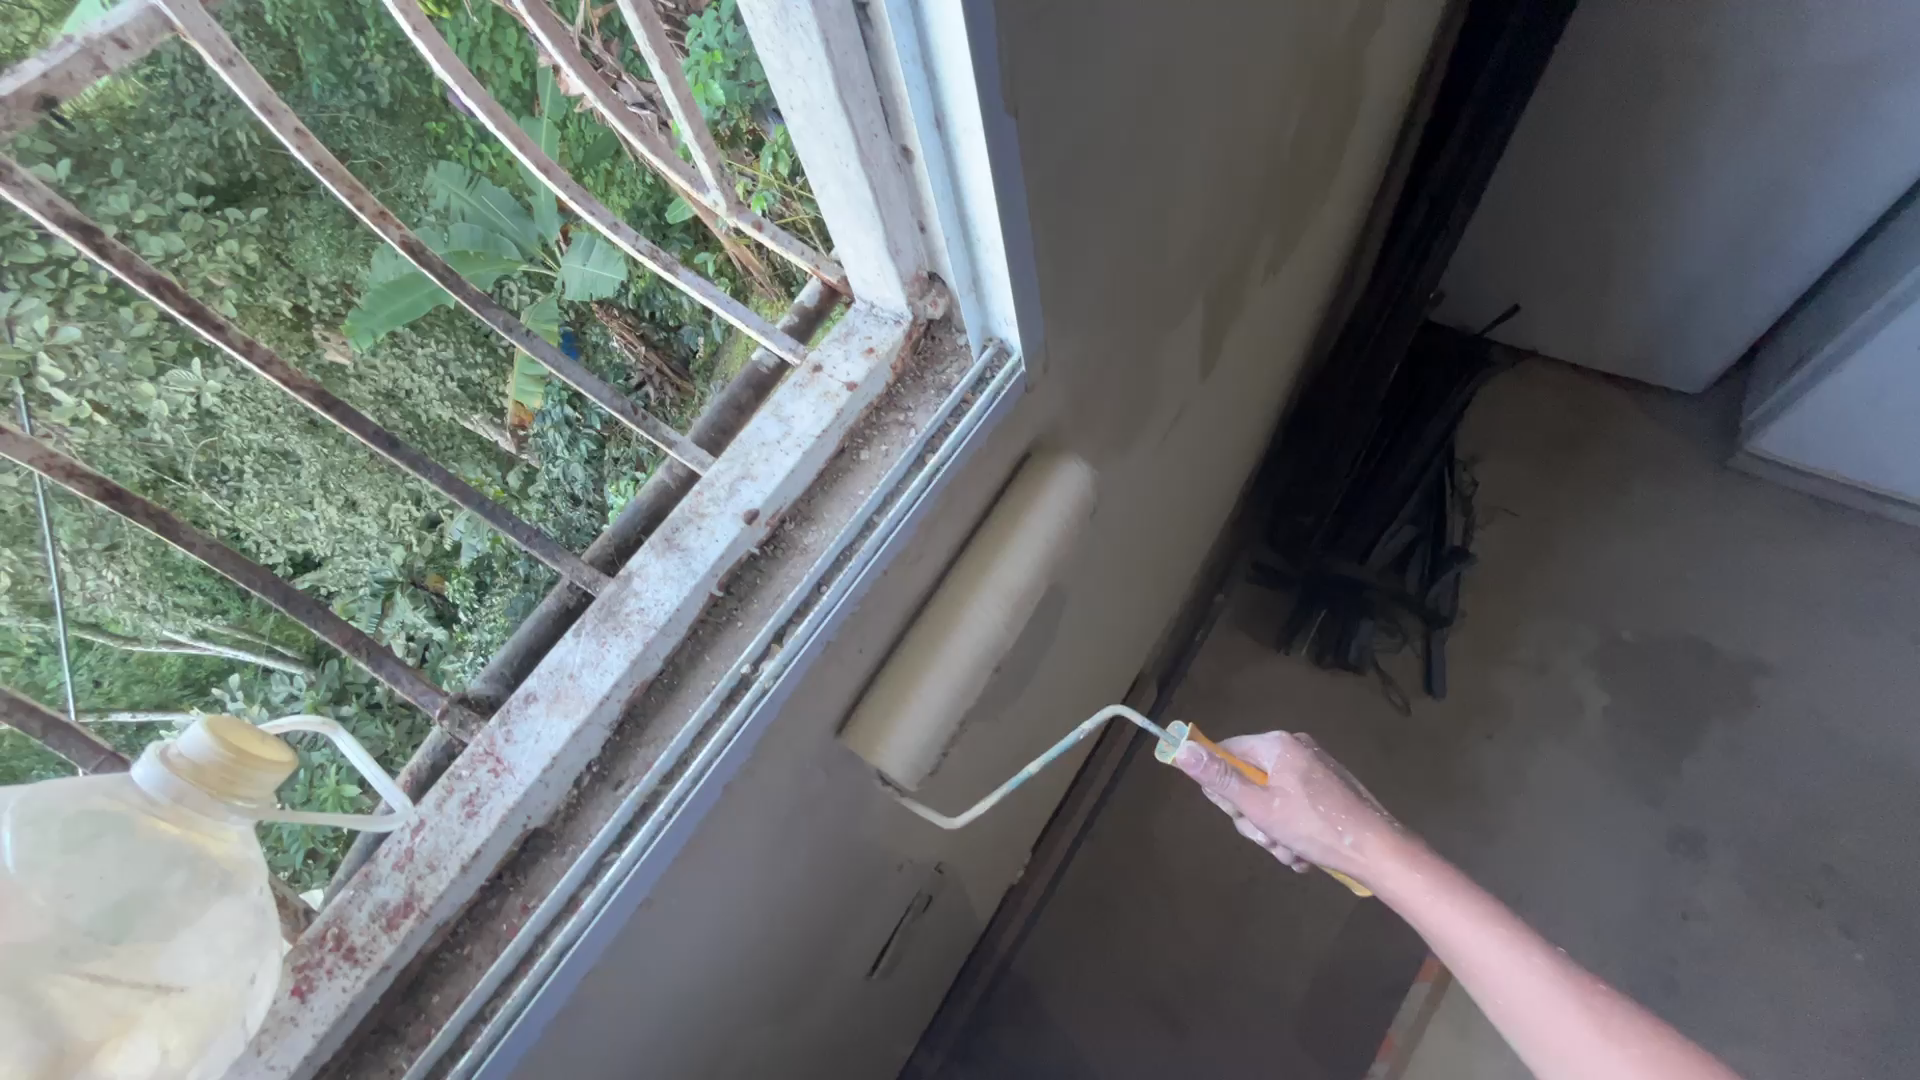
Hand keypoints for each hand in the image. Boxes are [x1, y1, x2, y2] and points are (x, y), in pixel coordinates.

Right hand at [1170, 731, 1400, 880]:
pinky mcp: (1329, 789)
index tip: (1233, 811)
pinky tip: (1303, 852)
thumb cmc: (1315, 827)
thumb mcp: (1258, 807)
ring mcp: (1315, 768)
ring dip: (1272, 830)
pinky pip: (1294, 805)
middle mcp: (1295, 748)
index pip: (1226, 752)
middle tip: (1267, 838)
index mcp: (1276, 744)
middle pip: (1249, 779)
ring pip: (1271, 798)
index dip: (1221, 785)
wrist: (1381, 852)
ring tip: (1289, 851)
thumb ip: (1218, 778)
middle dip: (1253, 816)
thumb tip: (1180, 748)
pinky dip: (1293, 829)